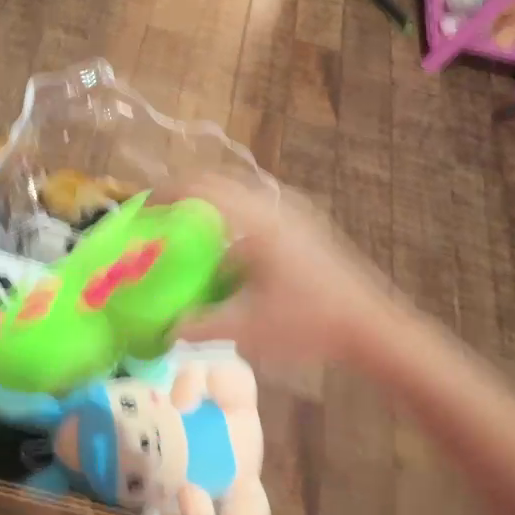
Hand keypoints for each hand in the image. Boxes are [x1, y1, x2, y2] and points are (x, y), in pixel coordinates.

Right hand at [177, 174, 401, 371]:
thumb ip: (198, 326)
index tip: (141, 212)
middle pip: (216, 184)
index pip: (200, 187)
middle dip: (182, 197)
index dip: (165, 194)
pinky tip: (222, 257)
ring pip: (236, 197)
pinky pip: (252, 212)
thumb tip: (163, 327)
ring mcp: (291, 217)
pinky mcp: (301, 230)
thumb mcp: (246, 330)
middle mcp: (273, 209)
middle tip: (157, 221)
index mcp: (256, 223)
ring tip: (184, 236)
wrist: (373, 330)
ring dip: (206, 209)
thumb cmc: (310, 324)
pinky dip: (227, 222)